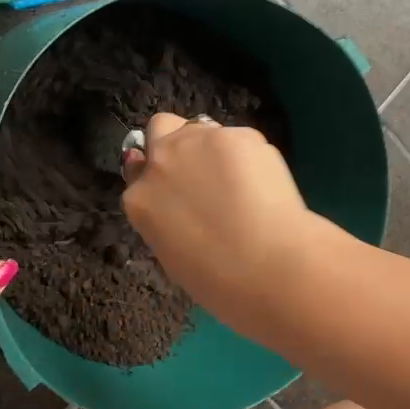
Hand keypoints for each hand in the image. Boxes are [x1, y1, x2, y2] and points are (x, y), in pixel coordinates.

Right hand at [122, 113, 343, 322]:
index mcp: (140, 199)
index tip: (179, 190)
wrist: (271, 267)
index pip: (139, 170)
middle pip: (161, 126)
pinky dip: (249, 157)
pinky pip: (240, 139)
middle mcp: (162, 160)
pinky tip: (265, 185)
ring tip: (243, 184)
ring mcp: (199, 141)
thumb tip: (176, 201)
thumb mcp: (172, 254)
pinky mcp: (238, 134)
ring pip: (203, 129)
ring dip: (215, 149)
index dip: (160, 177)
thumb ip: (164, 217)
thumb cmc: (220, 282)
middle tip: (202, 170)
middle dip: (175, 140)